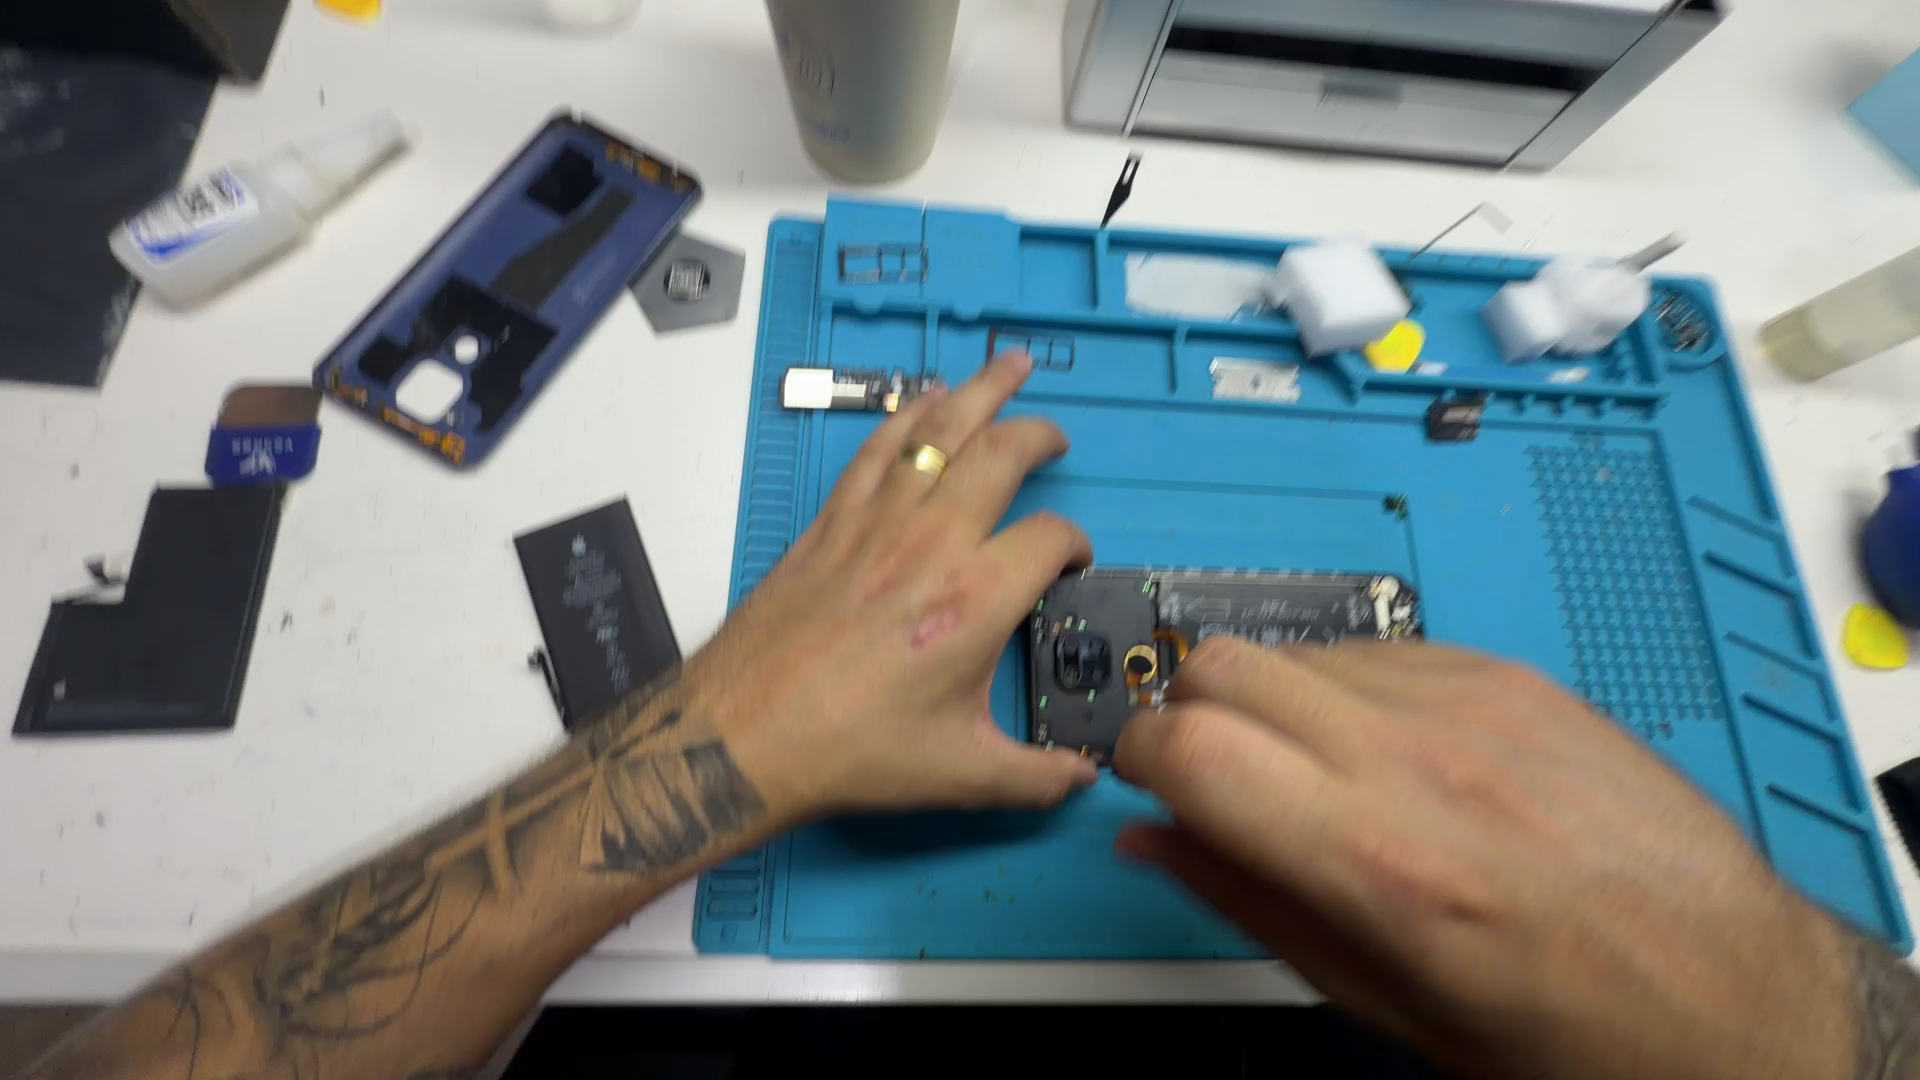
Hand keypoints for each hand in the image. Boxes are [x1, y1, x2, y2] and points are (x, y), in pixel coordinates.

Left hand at [687, 351, 1098, 821]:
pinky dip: (908, 414)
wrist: (749, 732)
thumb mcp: (962, 773)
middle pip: (1002, 452)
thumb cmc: (855, 749)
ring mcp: (879, 520)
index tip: (1071, 561)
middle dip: (1039, 433)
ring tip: (1010, 368)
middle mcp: (934, 540)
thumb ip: (1037, 777)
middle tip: (1056, 434)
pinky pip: (879, 446)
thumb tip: (1086, 779)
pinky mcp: (834, 518)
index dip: (1075, 543)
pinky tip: (924, 402)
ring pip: (940, 430)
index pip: (1051, 536)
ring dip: (981, 392)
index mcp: (977, 597)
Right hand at [1114, 638, 1857, 1079]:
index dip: (1136, 752)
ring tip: (1314, 764)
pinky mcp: (1499, 671)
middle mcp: (1415, 762)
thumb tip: (1147, 835)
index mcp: (1379, 865)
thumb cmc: (1558, 1029)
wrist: (1747, 999)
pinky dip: (1335, 690)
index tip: (1147, 775)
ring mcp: (1462, 701)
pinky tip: (1383, 746)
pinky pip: (1362, 647)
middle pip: (1218, 665)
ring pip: (1283, 651)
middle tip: (1219, 765)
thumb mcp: (1374, 998)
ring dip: (1263, 700)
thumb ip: (1239, 898)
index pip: (1190, 749)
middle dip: (1187, 709)